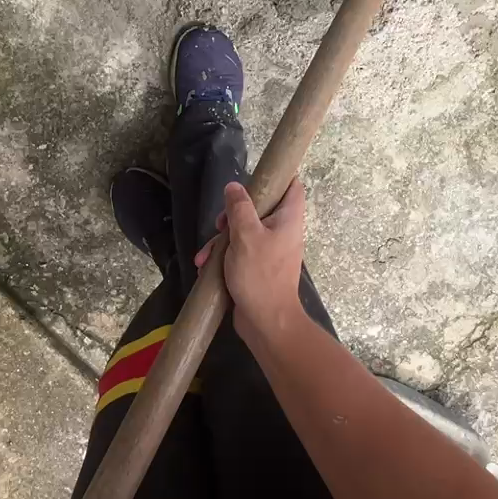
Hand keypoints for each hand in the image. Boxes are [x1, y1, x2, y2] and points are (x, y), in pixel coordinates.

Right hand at [194, 178, 306, 341]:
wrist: (267, 322)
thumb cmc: (260, 275)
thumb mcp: (245, 235)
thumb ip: (239, 207)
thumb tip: (233, 187)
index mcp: (288, 218)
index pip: (292, 185)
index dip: (276, 176)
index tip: (253, 177)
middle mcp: (283, 231)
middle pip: (259, 208)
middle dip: (233, 215)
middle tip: (220, 225)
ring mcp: (271, 250)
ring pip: (244, 231)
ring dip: (222, 241)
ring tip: (205, 256)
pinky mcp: (258, 266)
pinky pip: (240, 252)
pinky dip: (224, 257)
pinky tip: (206, 267)